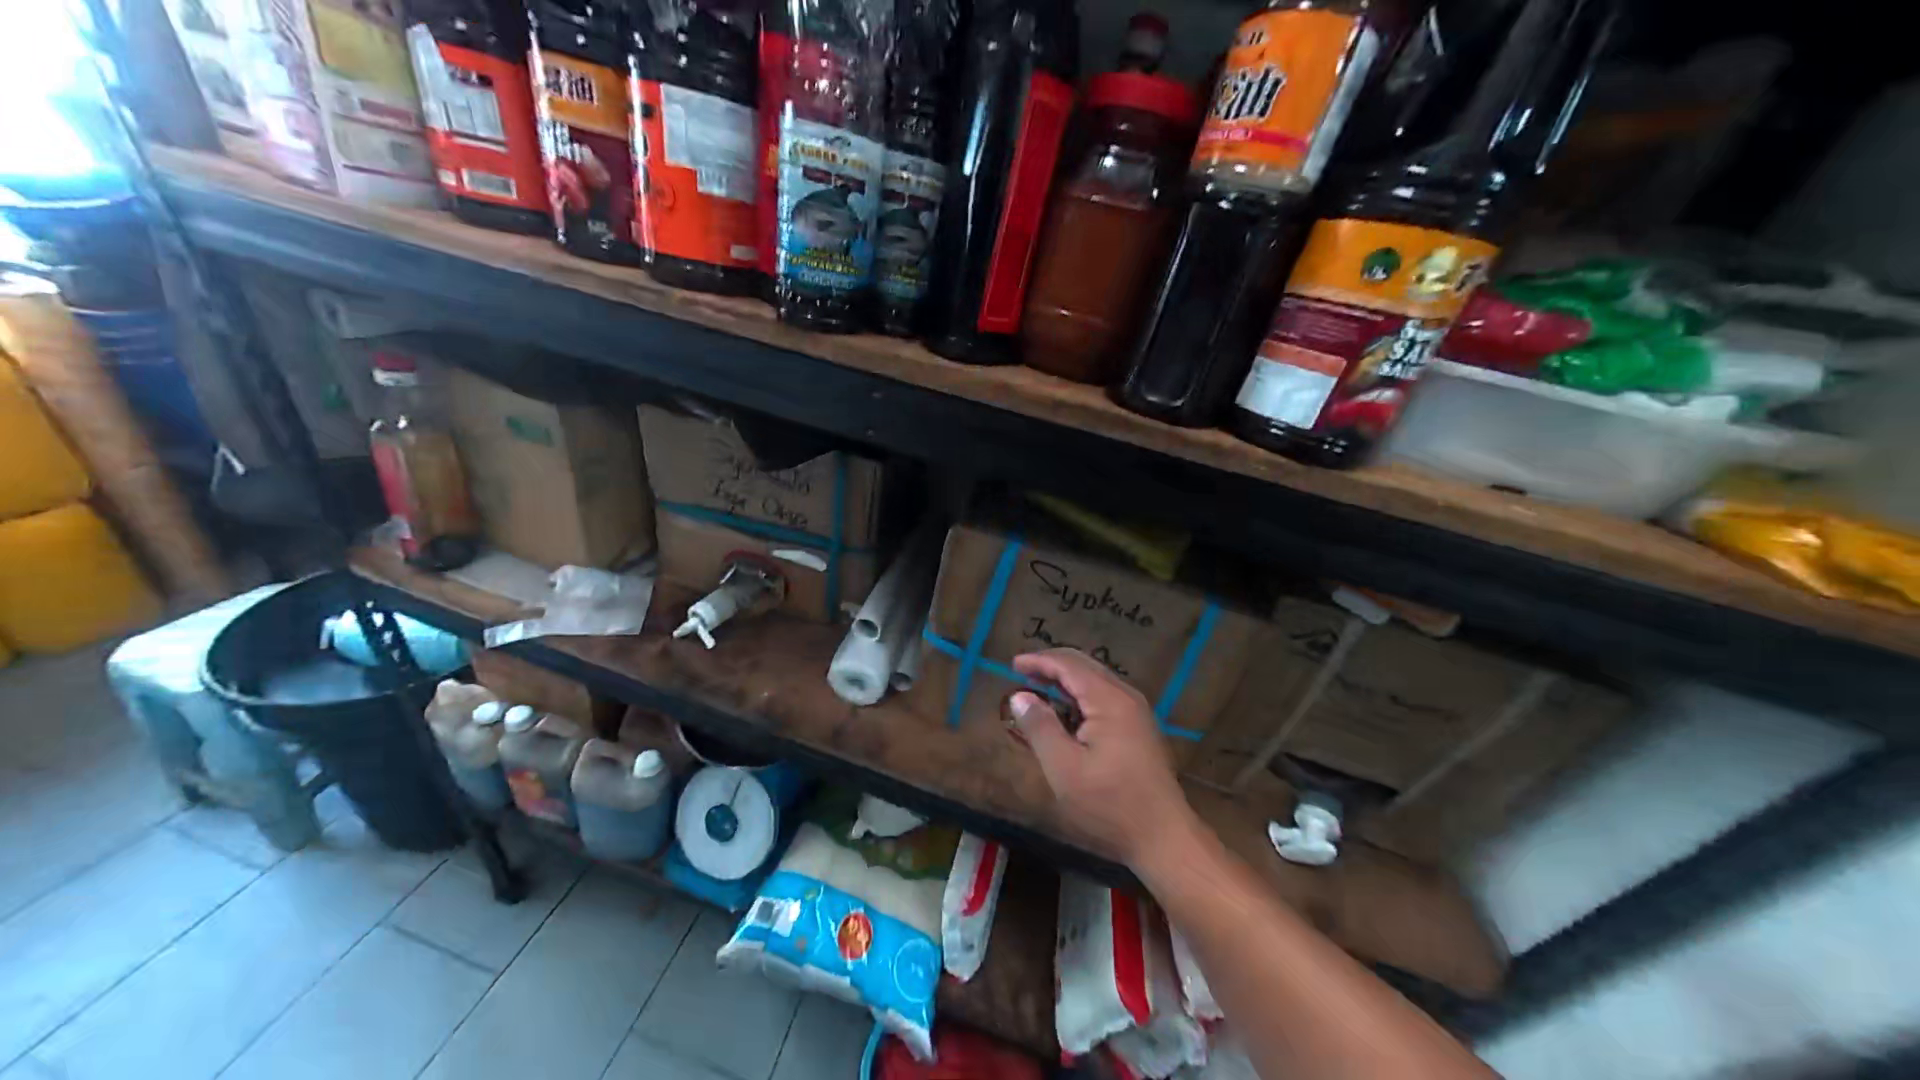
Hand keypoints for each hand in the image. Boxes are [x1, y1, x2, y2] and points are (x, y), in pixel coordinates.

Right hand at [1006, 648, 1202, 871]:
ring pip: (1096, 680)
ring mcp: (1137, 712)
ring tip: (1039, 689)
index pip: (1069, 665)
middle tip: (1023, 673)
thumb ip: (1040, 727)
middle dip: (1052, 665)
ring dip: (1066, 680)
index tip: (1013, 665)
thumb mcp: (1064, 768)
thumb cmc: (1109, 803)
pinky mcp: (1139, 728)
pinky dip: (1080, 695)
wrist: (1163, 836)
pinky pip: (1105, 696)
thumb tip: (1019, 696)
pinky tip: (1066, 712)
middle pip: (1085, 666)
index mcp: (1110, 700)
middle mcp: (1126, 697)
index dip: (1039, 661)